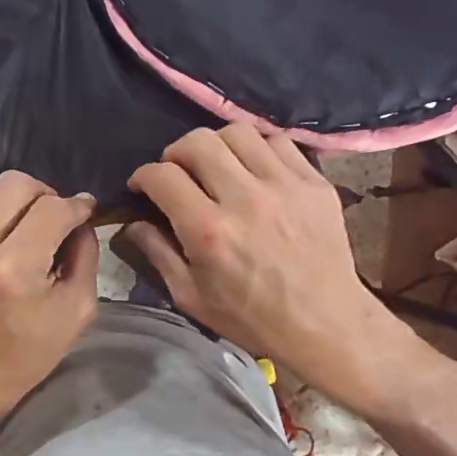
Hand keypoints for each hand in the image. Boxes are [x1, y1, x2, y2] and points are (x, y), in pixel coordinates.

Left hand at [0, 170, 99, 418]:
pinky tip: (2, 247)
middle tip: (56, 219)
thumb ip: (85, 253)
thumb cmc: (30, 350)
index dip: (75, 206)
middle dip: (45, 195)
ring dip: (17, 206)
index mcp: (12, 272)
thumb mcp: (78, 308)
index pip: (51, 209)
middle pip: (16, 184)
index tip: (86, 211)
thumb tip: (81, 215)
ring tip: (28, 235)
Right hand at [125, 125, 397, 390]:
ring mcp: (285, 185)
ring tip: (216, 166)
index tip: (143, 186)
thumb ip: (158, 253)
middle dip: (175, 153)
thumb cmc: (251, 318)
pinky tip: (253, 168)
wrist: (324, 324)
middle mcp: (245, 199)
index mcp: (209, 231)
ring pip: (238, 132)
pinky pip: (278, 141)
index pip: (163, 176)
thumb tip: (133, 223)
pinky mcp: (314, 182)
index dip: (143, 175)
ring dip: (216, 144)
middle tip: (177, 172)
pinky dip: (257, 148)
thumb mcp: (191, 297)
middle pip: (198, 142)